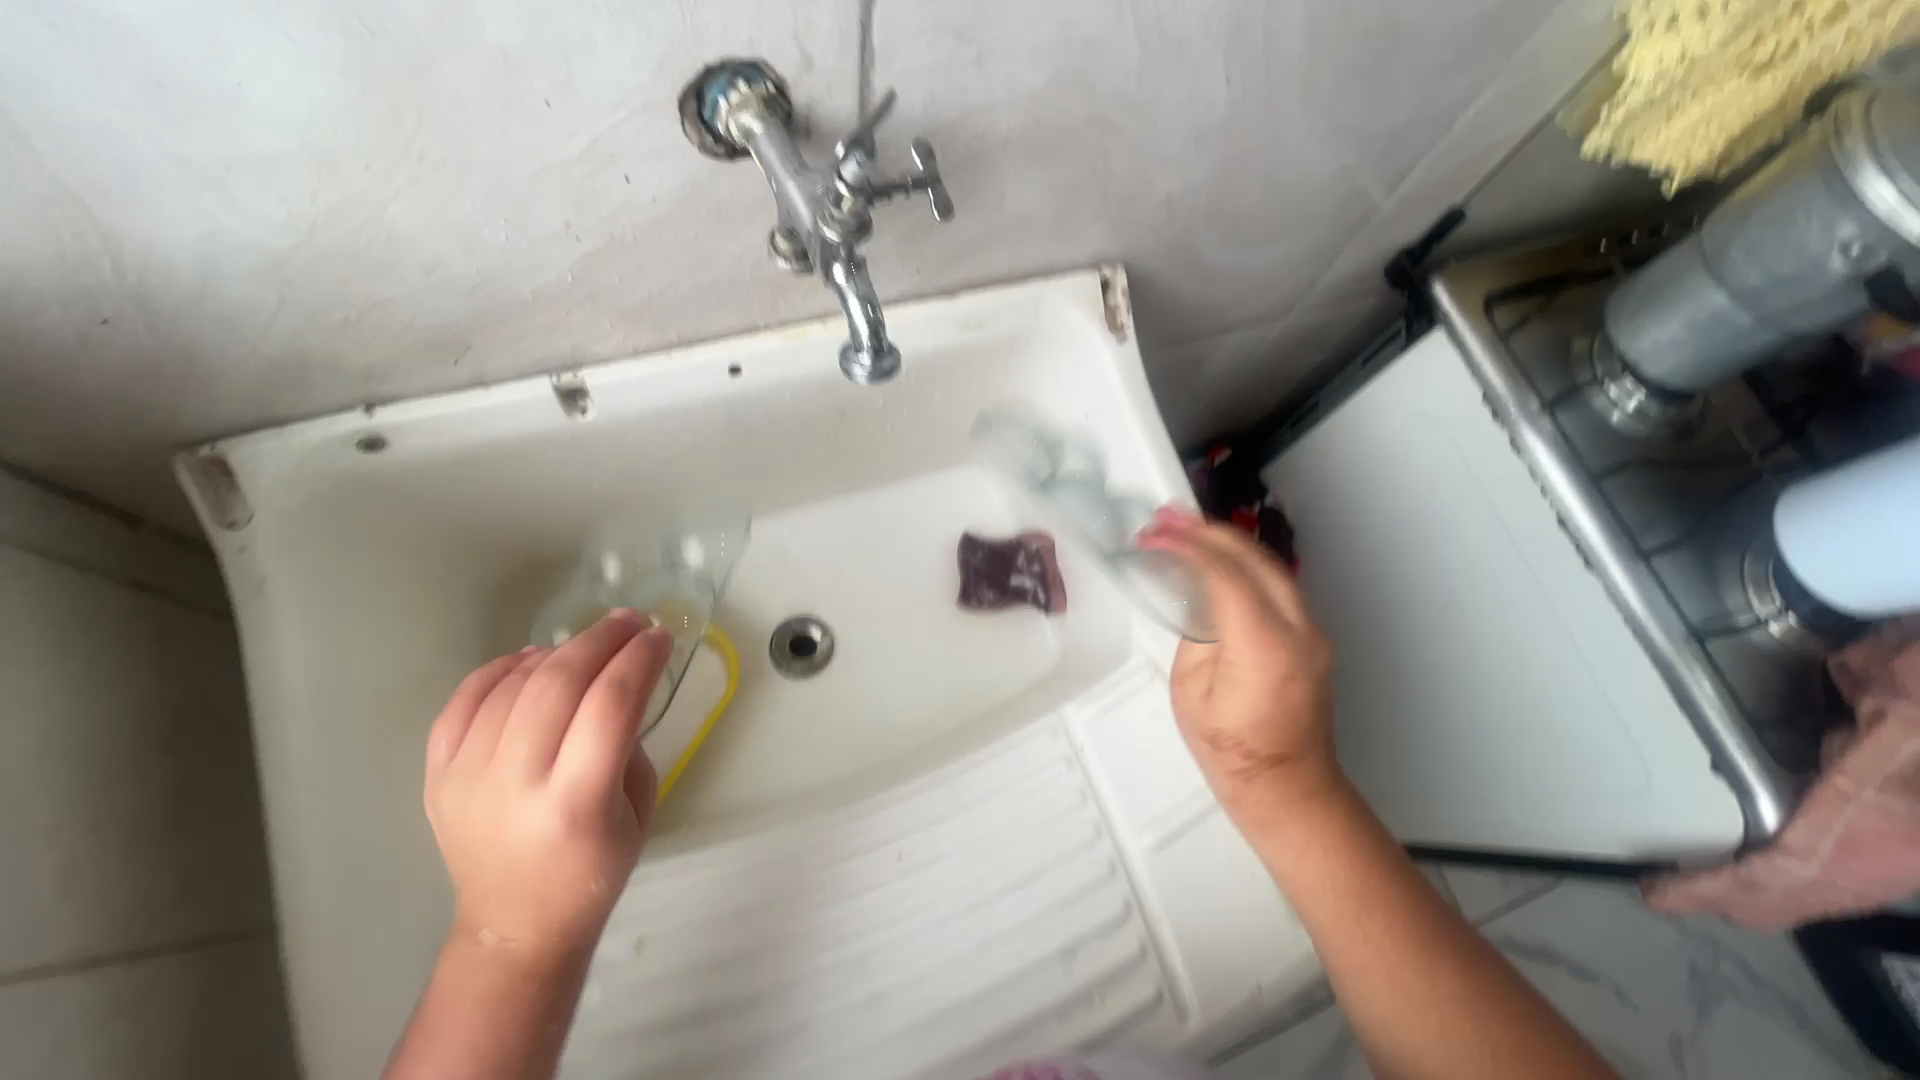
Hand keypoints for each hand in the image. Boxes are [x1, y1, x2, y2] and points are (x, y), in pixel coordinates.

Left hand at [423, 610, 670, 958]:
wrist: (515, 923)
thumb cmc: (594, 871)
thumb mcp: (640, 809)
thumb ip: (630, 742)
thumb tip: (617, 684)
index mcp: (578, 802)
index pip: (611, 704)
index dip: (639, 659)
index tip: (660, 636)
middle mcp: (516, 785)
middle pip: (559, 683)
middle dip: (602, 639)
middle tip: (631, 621)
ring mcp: (467, 778)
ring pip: (513, 684)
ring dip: (557, 650)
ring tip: (587, 643)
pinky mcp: (436, 776)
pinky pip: (464, 701)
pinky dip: (500, 669)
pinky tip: (532, 659)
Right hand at [1138, 507, 1339, 821]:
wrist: (1288, 788)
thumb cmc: (1232, 752)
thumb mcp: (1191, 692)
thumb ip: (1196, 636)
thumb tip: (1200, 603)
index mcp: (1262, 644)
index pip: (1223, 573)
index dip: (1186, 546)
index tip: (1154, 534)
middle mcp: (1297, 630)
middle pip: (1254, 558)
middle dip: (1209, 532)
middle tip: (1168, 518)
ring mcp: (1312, 634)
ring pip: (1271, 568)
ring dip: (1229, 545)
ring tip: (1189, 530)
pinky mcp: (1313, 640)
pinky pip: (1278, 589)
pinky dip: (1247, 567)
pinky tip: (1220, 562)